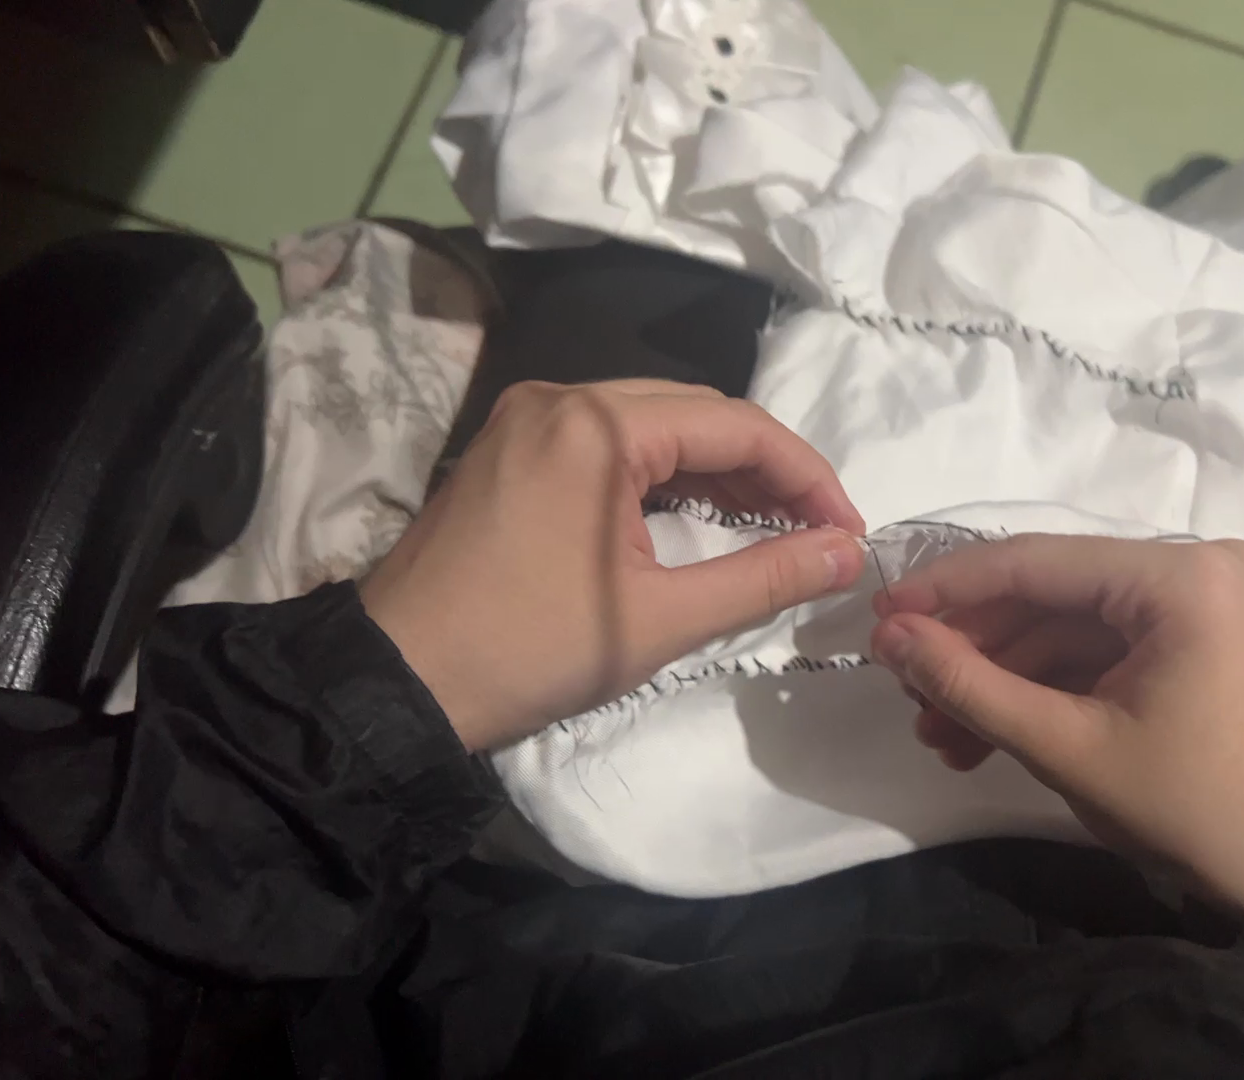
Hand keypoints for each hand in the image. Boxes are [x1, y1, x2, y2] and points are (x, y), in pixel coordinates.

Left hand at [361, 380, 866, 751]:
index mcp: (598, 426)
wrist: (396, 684)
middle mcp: (564, 399)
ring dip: (719, 472)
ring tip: (771, 525)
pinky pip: (614, 446)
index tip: (847, 529)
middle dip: (767, 471)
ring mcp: (532, 419)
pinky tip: (698, 514)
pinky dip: (666, 476)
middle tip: (815, 530)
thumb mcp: (661, 619)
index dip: (807, 475)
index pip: (736, 426)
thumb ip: (764, 577)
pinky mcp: (516, 448)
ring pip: (656, 426)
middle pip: (698, 415)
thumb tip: (846, 552)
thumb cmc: (530, 651)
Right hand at [869, 535, 1243, 911]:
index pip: (1035, 562)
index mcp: (1181, 578)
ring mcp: (1196, 600)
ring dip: (998, 677)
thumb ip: (967, 683)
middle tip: (908, 689)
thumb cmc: (1196, 810)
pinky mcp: (1191, 635)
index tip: (880, 614)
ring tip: (938, 731)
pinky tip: (985, 734)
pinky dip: (1041, 687)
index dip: (946, 587)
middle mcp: (1195, 566)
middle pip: (1047, 594)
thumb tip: (887, 635)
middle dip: (972, 648)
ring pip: (1063, 626)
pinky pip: (1094, 649)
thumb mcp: (1066, 747)